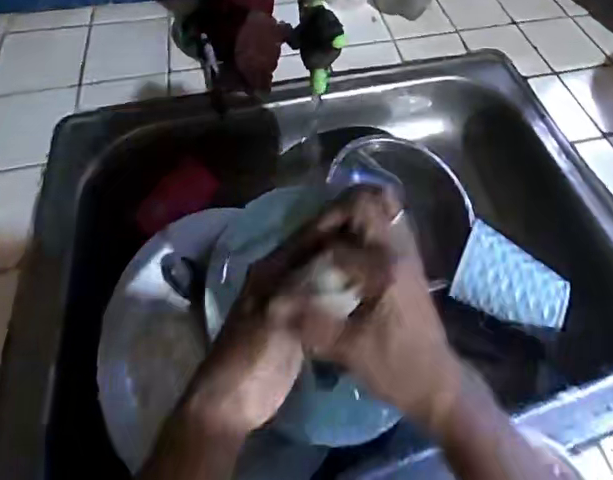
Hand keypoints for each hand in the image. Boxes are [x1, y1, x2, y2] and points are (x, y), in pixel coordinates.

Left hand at [178, 193, 378, 438]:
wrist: (233, 402)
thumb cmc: (249, 354)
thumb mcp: (273, 314)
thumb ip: (300, 284)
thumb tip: (335, 255)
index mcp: (270, 268)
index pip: (307, 235)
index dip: (333, 222)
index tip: (365, 211)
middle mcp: (280, 277)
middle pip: (316, 251)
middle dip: (343, 242)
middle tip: (379, 234)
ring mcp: (289, 301)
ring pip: (321, 274)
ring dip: (344, 266)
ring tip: (379, 258)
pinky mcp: (298, 326)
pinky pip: (323, 300)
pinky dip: (341, 293)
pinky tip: (365, 292)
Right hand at [297, 187, 468, 432]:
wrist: (438, 383)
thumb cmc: (397, 368)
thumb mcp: (352, 352)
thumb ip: (314, 325)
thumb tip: (275, 305)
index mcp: (384, 269)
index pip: (337, 245)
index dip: (309, 252)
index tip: (292, 265)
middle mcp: (398, 249)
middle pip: (365, 203)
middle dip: (333, 214)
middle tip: (314, 237)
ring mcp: (407, 249)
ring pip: (381, 203)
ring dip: (352, 211)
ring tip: (330, 235)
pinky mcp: (409, 256)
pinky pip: (387, 218)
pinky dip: (366, 220)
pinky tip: (348, 244)